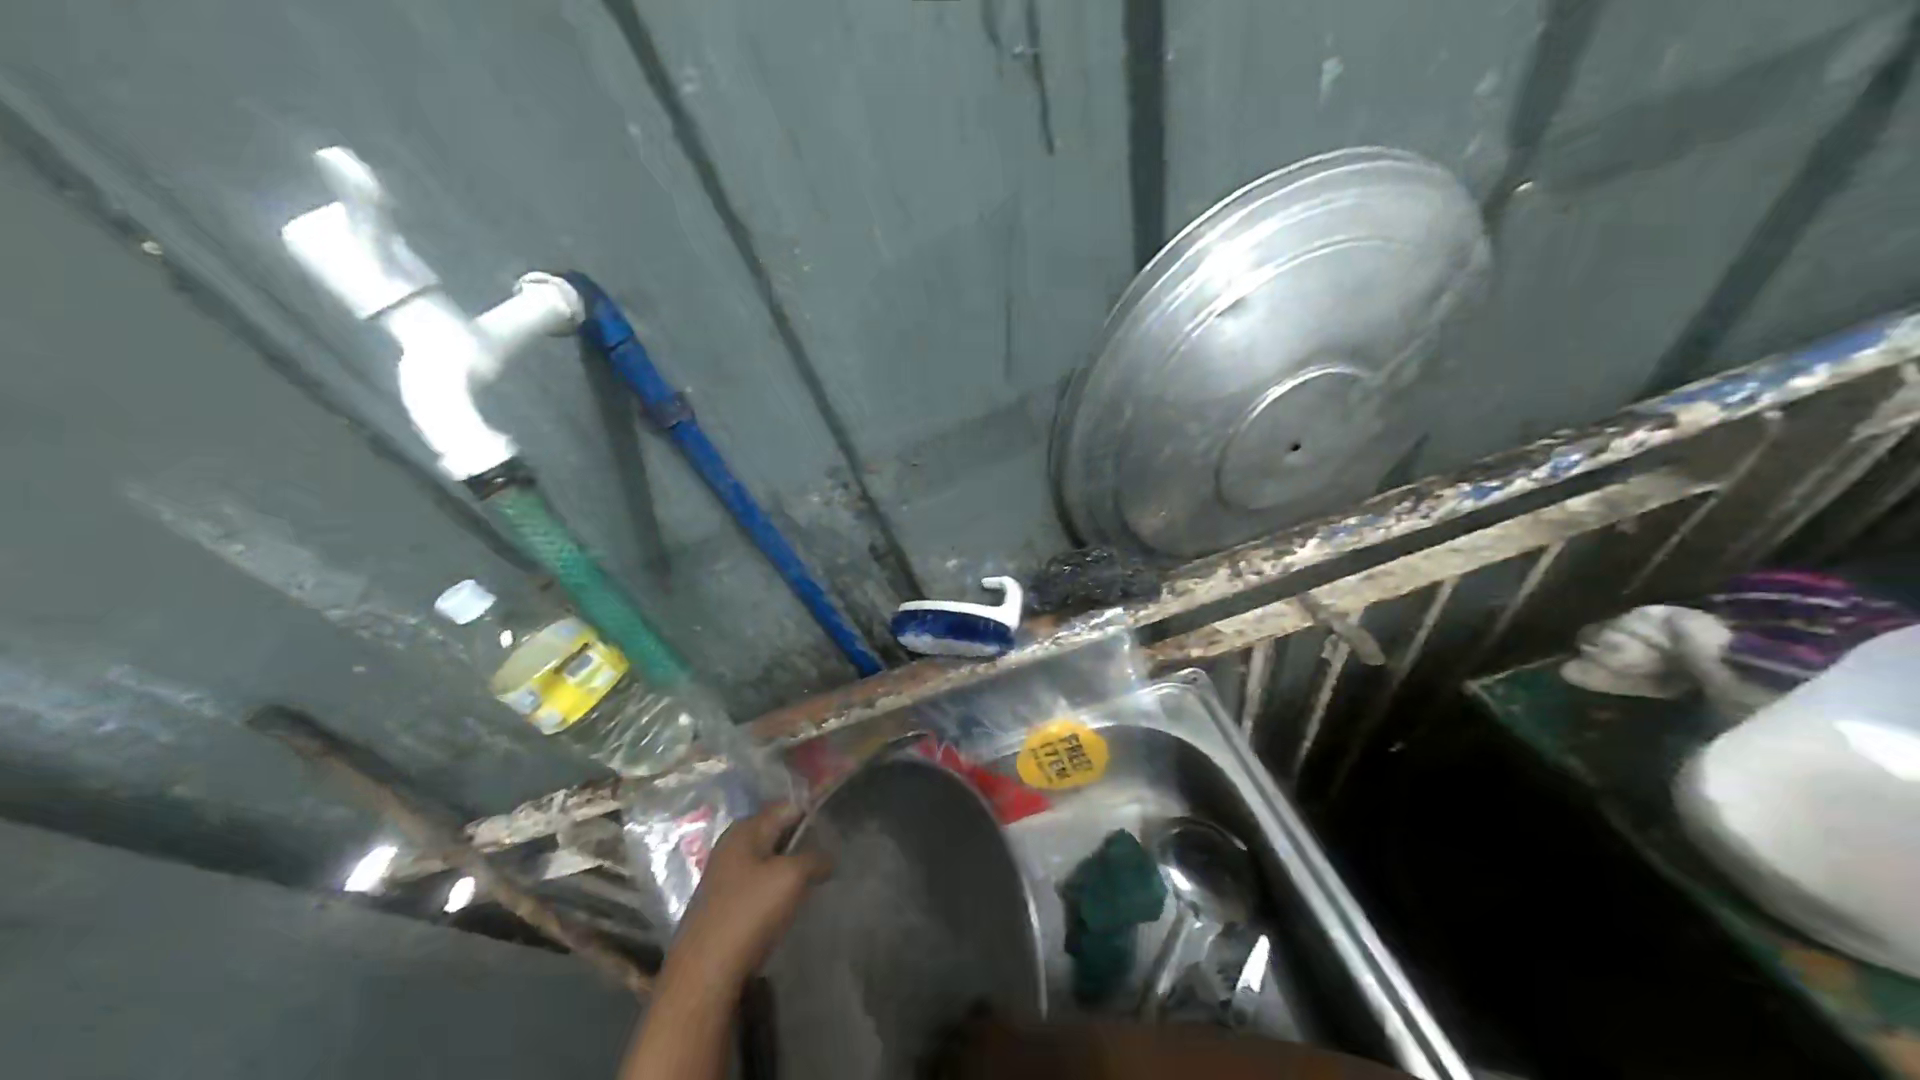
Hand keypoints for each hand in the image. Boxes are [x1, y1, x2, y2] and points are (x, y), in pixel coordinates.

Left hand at [663, 805, 831, 990]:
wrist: (706, 972)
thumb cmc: (749, 912)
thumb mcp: (792, 877)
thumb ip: (814, 858)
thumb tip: (828, 858)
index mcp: (745, 830)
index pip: (787, 806)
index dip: (813, 810)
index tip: (838, 823)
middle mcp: (732, 846)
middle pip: (777, 831)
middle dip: (804, 838)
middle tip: (833, 850)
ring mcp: (725, 876)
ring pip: (769, 859)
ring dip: (793, 864)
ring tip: (819, 876)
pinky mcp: (725, 903)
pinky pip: (760, 883)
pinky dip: (779, 886)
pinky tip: (792, 901)